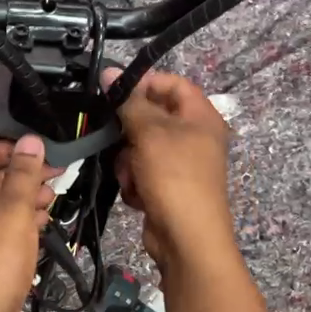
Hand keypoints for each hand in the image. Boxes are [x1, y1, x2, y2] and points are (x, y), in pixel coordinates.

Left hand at [0, 137, 56, 311]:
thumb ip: (24, 173)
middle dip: (22, 175)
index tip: (33, 151)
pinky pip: (2, 230)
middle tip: (55, 173)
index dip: (3, 149)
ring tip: (53, 196)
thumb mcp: (14, 207)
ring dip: (26, 198)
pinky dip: (22, 222)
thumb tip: (30, 140)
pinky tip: (45, 221)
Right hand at [103, 67, 234, 266]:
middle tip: (117, 139)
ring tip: (131, 176)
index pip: (172, 84)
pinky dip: (135, 181)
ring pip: (140, 147)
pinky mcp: (167, 187)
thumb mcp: (150, 133)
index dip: (145, 83)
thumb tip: (109, 72)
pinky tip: (138, 195)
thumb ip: (129, 102)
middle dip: (130, 132)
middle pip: (152, 117)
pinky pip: (142, 172)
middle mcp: (194, 137)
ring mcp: (182, 164)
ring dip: (128, 161)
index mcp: (201, 117)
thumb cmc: (174, 178)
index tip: (115, 93)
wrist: (186, 239)